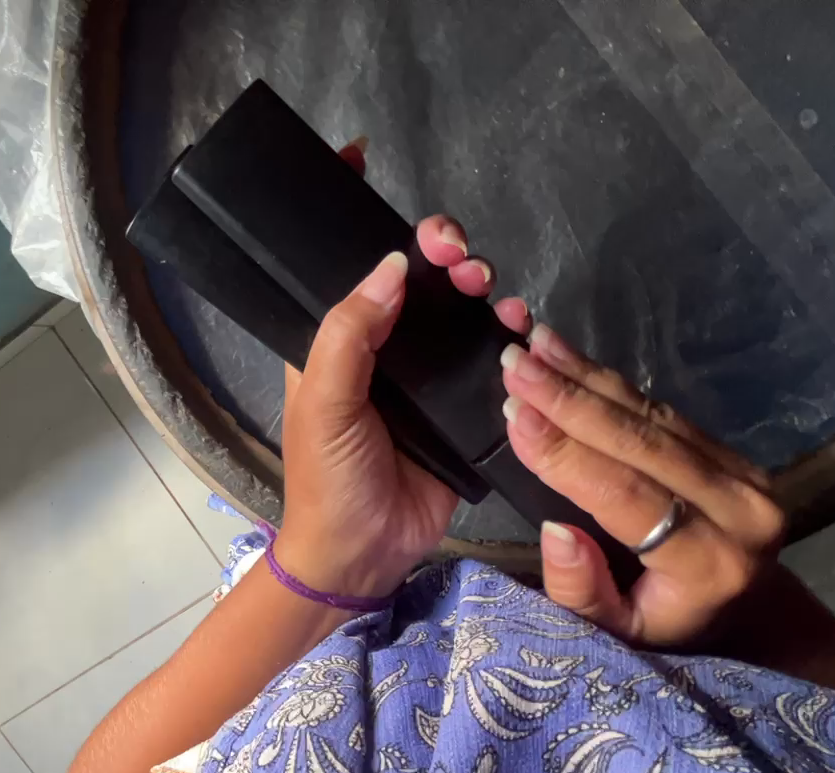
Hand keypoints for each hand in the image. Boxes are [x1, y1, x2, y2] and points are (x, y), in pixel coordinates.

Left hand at [274, 211, 503, 598]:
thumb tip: (391, 266)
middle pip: (413, 281)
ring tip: (487, 286)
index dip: (355, 219)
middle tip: (456, 253)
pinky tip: (513, 323)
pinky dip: (502, 333)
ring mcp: (422, 379)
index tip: (367, 159)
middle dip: (437, 253)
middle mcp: (379, 353)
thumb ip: (348, 334)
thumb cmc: (328, 478)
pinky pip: (485, 357)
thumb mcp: (322, 402)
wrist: (362, 552)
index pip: (344, 269)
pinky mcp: (459, 407)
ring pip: (455, 312)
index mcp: (333, 345)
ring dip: (475, 287)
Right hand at [499, 324, 787, 647]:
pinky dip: (610, 382)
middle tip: (513, 362)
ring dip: (585, 377)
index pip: (623, 494)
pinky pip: (664, 411)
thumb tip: (554, 531)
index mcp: (709, 562)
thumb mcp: (613, 633)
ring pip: (652, 415)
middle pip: (641, 441)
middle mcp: (739, 509)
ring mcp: (743, 474)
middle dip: (568, 398)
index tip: (513, 413)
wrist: (746, 614)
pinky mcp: (734, 452)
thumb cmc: (664, 628)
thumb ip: (582, 591)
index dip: (565, 453)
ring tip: (533, 347)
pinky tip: (569, 359)